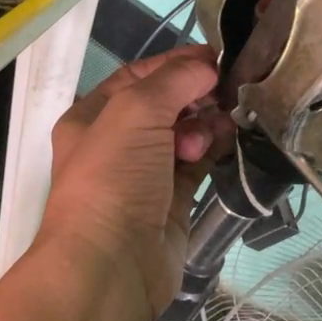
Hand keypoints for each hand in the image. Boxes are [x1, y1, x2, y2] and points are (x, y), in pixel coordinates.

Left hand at [32, 45, 228, 319]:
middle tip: (224, 97)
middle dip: (195, 95)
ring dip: (207, 123)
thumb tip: (206, 70)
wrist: (110, 263)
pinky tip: (230, 140)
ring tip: (219, 128)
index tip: (219, 57)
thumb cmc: (111, 179)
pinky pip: (198, 163)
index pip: (138, 76)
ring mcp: (144, 174)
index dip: (177, 64)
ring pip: (185, 133)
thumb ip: (172, 82)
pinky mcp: (171, 201)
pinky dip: (214, 149)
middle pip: (164, 104)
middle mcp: (115, 143)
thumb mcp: (133, 112)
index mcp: (91, 117)